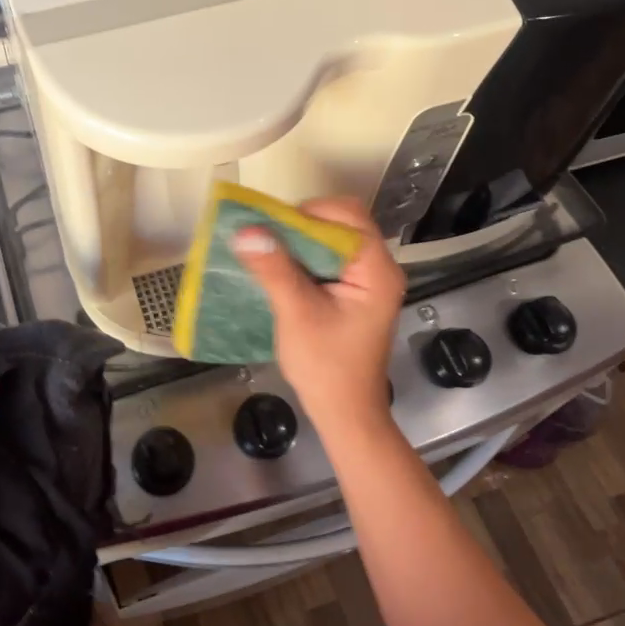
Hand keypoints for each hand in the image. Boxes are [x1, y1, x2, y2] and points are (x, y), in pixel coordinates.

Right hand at [235, 197, 404, 437]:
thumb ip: (274, 269)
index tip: (274, 228)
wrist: (344, 413)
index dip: (309, 213)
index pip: (348, 215)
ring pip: (331, 240)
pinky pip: (327, 259)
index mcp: (377, 269)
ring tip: (268, 254)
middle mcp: (379, 267)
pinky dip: (303, 258)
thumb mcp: (297, 314)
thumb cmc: (326, 367)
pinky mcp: (353, 292)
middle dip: (300, 226)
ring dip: (298, 242)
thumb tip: (246, 230)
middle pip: (340, 223)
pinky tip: (280, 270)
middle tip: (266, 240)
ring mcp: (367, 280)